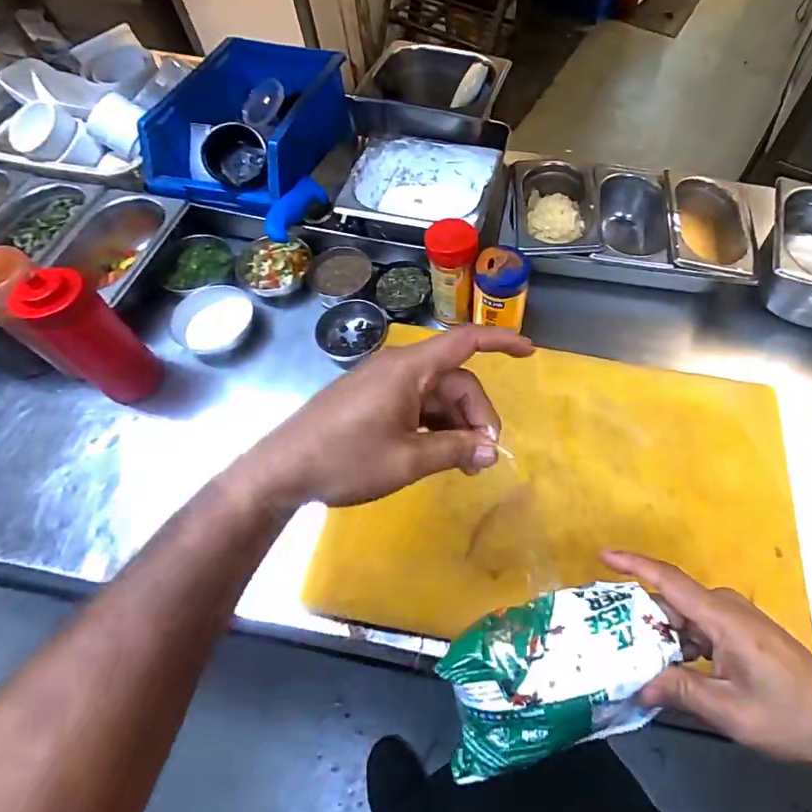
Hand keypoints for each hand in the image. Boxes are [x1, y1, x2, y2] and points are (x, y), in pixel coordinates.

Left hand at [249, 326, 533, 508]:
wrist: (280, 471)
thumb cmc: (345, 460)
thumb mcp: (407, 460)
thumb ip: (455, 450)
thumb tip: (493, 450)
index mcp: (409, 368)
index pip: (465, 341)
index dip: (501, 342)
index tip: (530, 353)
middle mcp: (399, 367)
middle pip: (455, 380)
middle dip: (476, 415)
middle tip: (484, 456)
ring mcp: (384, 382)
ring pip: (437, 395)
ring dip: (456, 425)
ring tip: (464, 464)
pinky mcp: (373, 398)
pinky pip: (417, 403)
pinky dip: (434, 425)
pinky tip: (438, 454)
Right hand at [603, 550, 811, 774]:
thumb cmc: (788, 716)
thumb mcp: (730, 711)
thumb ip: (682, 691)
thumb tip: (639, 685)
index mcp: (723, 618)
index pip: (670, 580)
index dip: (635, 564)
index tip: (603, 555)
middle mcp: (728, 609)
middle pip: (674, 601)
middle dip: (641, 615)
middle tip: (608, 633)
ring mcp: (738, 620)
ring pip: (687, 617)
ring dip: (662, 635)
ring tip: (631, 655)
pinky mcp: (745, 633)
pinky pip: (702, 628)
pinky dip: (682, 643)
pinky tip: (668, 667)